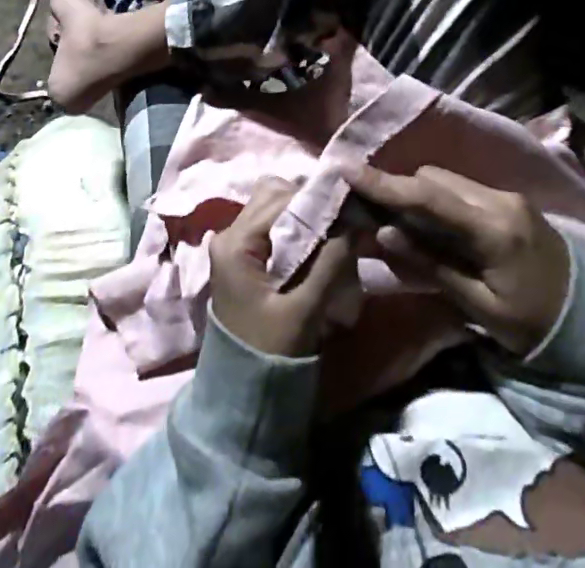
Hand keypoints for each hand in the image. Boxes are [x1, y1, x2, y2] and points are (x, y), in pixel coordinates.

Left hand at [209, 176, 360, 356]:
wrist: (241, 389)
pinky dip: (295, 225)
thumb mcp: (304, 309)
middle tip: (343, 215)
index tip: (349, 202)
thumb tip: (356, 223)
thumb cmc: (270, 350)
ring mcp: (233, 245)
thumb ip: (330, 264)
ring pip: (272, 207)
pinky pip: (270, 225)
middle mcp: (228, 236)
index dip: (315, 197)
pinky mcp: (242, 256)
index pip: (279, 199)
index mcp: (235, 244)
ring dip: (303, 211)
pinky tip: (318, 240)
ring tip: (334, 226)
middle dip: (310, 201)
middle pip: (273, 196)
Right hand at [347, 165, 570, 354]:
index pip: (429, 196)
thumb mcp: (480, 306)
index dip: (385, 183)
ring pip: (447, 180)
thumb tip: (385, 232)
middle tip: (370, 212)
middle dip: (399, 189)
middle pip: (435, 178)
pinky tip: (430, 226)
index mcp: (494, 228)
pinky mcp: (510, 201)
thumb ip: (432, 265)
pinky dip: (438, 200)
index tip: (348, 170)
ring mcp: (507, 197)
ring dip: (418, 194)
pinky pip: (462, 190)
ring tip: (397, 222)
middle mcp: (500, 200)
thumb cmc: (533, 324)